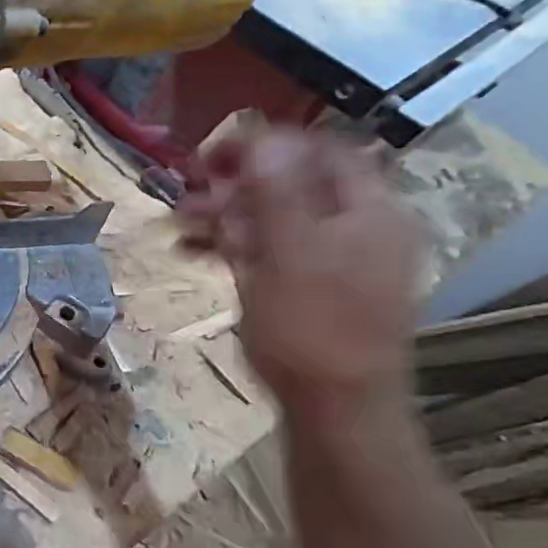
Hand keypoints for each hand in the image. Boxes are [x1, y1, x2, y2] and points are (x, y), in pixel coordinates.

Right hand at [177, 127, 417, 412]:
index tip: (217, 152)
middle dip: (235, 183)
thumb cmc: (314, 329)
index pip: (321, 152)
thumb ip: (276, 191)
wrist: (336, 410)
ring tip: (179, 221)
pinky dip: (234, 247)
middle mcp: (355, 227)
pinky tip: (195, 251)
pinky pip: (270, 252)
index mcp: (368, 210)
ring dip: (225, 215)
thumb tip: (262, 137)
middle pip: (292, 184)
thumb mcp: (289, 253)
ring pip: (274, 219)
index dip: (269, 144)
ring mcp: (331, 259)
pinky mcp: (308, 288)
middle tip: (190, 187)